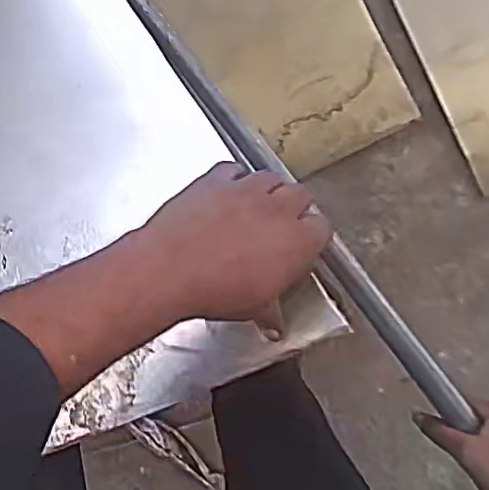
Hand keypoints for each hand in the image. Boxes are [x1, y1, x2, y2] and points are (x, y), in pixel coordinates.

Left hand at [122, 162, 331, 336]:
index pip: (321, 227)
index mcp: (297, 241)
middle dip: (293, 205)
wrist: (168, 269)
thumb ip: (271, 310)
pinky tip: (225, 190)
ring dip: (266, 189)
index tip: (301, 240)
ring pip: (269, 176)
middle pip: (300, 194)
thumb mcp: (252, 308)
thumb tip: (273, 320)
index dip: (310, 233)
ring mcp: (244, 190)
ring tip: (254, 204)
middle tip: (280, 220)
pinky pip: (232, 169)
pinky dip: (232, 177)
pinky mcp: (213, 180)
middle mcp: (276, 209)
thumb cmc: (211, 289)